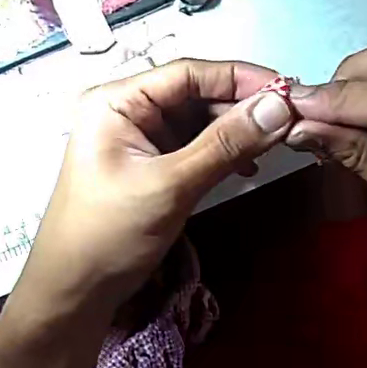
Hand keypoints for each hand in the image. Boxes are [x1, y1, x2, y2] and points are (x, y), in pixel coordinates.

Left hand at [13, 59, 296, 324]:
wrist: (75, 294)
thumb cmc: (110, 234)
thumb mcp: (171, 185)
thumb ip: (226, 143)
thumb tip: (280, 106)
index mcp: (118, 101)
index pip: (188, 73)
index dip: (239, 77)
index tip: (288, 88)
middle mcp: (129, 110)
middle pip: (197, 94)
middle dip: (243, 106)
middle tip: (291, 118)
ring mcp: (142, 138)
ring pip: (201, 120)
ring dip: (238, 130)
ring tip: (278, 141)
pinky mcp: (154, 163)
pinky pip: (197, 145)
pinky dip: (224, 152)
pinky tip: (250, 164)